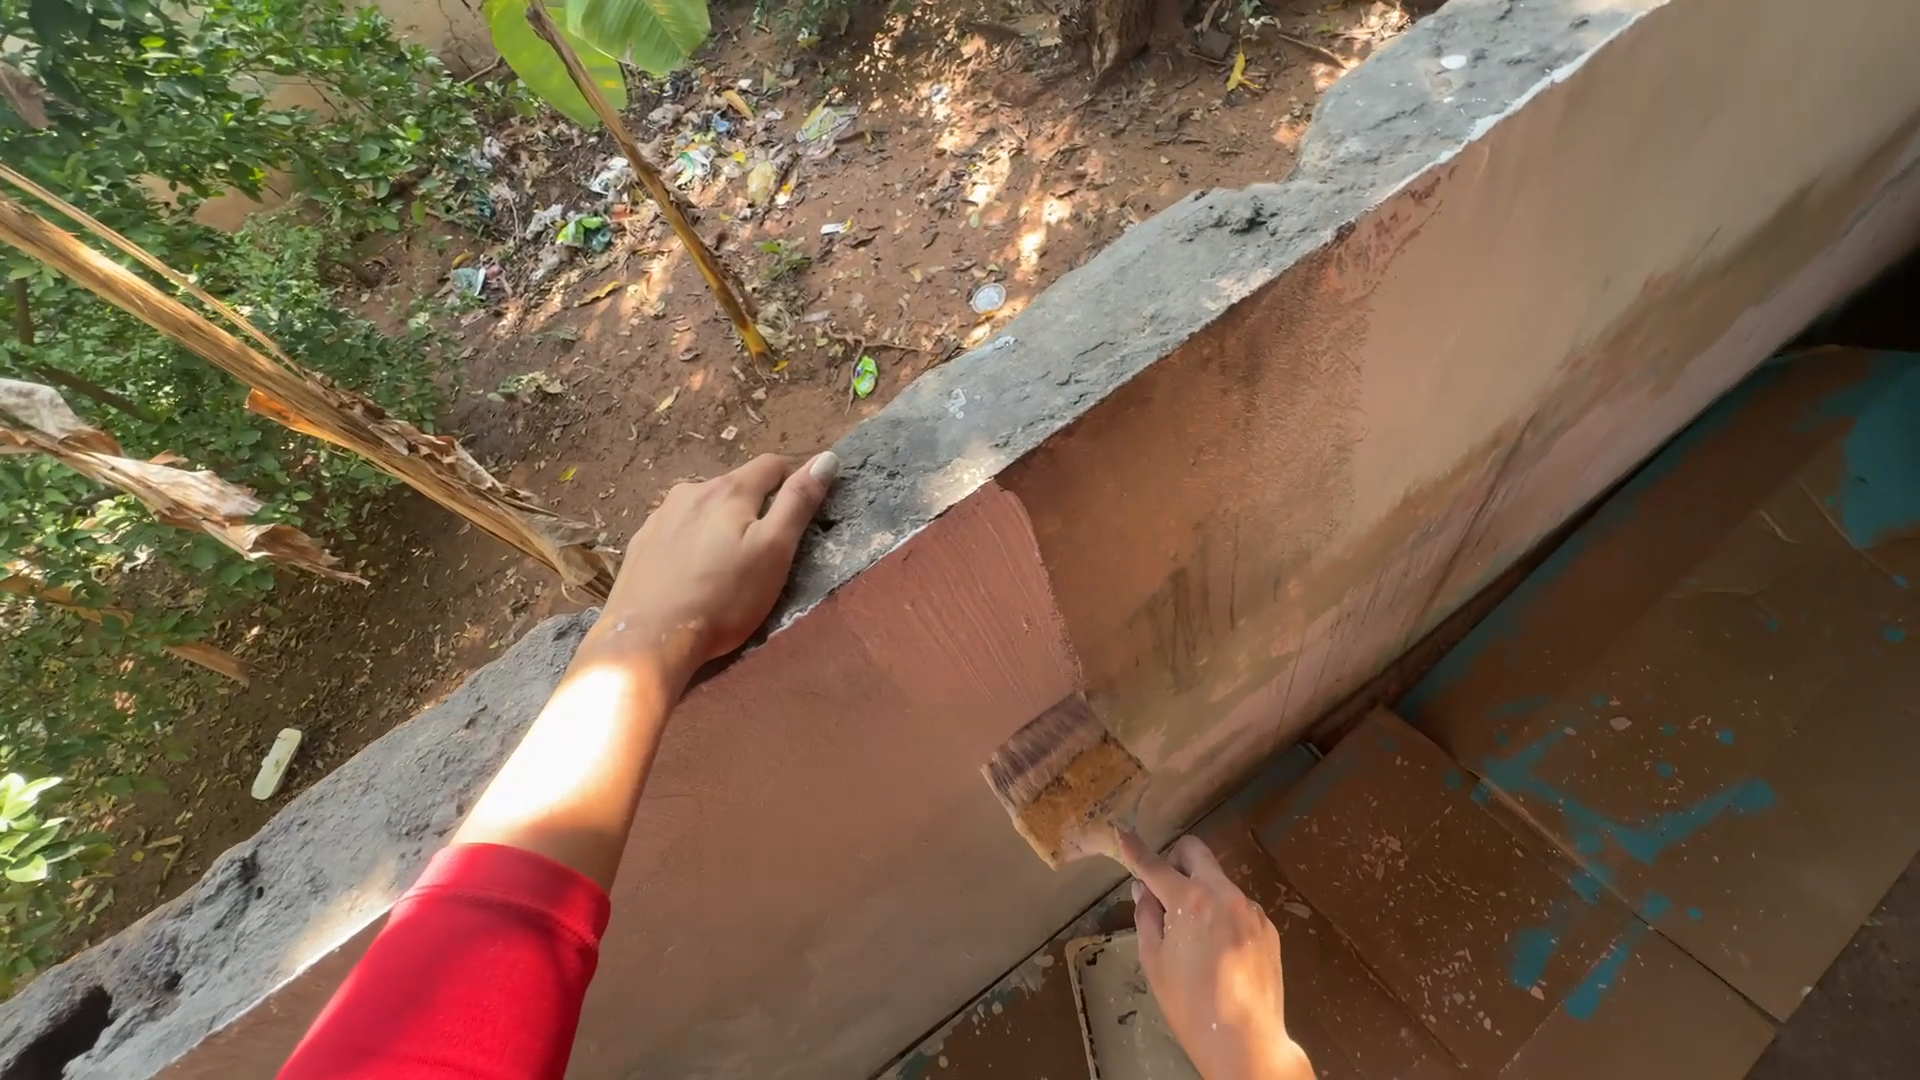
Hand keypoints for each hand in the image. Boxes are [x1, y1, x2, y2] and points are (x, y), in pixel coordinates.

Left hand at [593, 451, 838, 684]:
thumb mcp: (775, 550)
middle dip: (756, 506)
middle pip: (736, 485)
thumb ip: (799, 502)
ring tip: (728, 563)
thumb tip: (826, 459)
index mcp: (729, 490)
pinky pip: (678, 529)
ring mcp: (660, 516)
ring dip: (722, 522)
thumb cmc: (724, 598)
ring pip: (705, 507)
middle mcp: (691, 491)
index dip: (793, 481)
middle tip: (765, 549)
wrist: (648, 639)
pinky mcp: (641, 542)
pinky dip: (693, 540)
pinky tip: (693, 572)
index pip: (772, 465)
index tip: (799, 513)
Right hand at [1118, 829, 1311, 1079]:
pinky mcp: (1268, 928)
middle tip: (1167, 890)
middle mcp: (1224, 895)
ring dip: (1201, 892)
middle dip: (1175, 860)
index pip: (1155, 865)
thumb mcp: (1154, 960)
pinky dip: (1222, 915)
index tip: (1123, 832)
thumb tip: (1145, 890)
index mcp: (1191, 901)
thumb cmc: (1190, 1004)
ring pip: (1218, 881)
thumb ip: (1147, 916)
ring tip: (1197, 936)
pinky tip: (1221, 951)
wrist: (1246, 1043)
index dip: (1136, 849)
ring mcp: (1250, 910)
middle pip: (1195, 852)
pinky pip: (1238, 907)